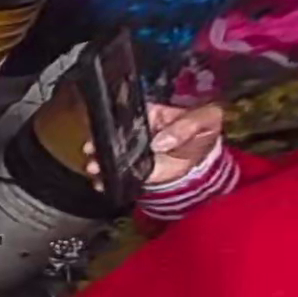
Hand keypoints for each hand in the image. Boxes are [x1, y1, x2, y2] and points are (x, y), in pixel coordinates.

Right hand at [85, 103, 223, 191]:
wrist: (197, 162)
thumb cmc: (199, 133)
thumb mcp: (205, 120)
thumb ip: (187, 126)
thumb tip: (160, 142)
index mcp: (146, 115)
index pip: (127, 114)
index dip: (114, 120)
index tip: (106, 128)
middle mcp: (129, 133)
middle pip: (108, 135)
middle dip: (98, 143)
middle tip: (93, 148)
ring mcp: (123, 153)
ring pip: (104, 155)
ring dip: (97, 162)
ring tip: (95, 167)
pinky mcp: (123, 170)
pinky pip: (109, 175)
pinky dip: (103, 180)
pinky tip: (102, 183)